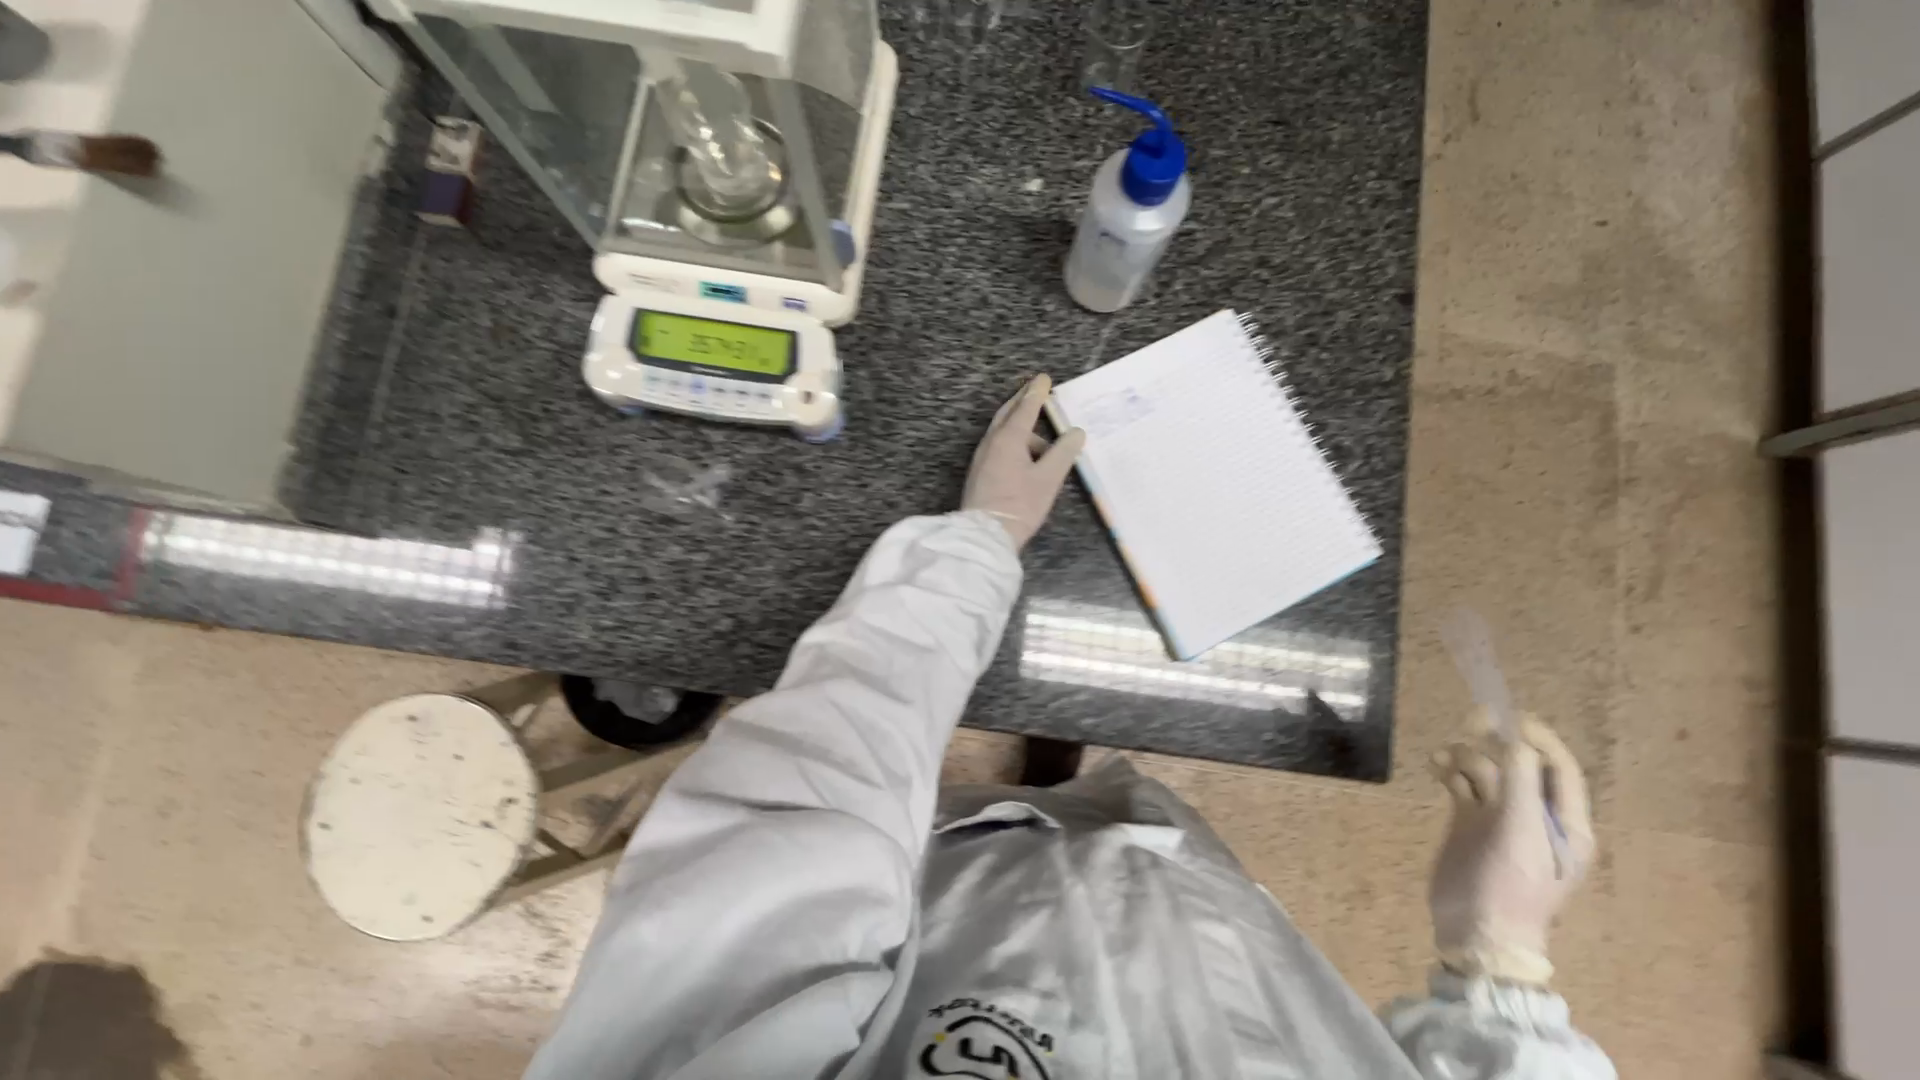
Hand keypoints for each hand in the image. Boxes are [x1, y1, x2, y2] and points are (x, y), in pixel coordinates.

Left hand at [963, 375, 1085, 549]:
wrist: (985, 535)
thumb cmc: (1019, 504)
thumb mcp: (1048, 479)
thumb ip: (1063, 453)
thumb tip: (1076, 432)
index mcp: (1008, 439)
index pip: (1025, 409)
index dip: (1036, 393)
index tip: (1044, 379)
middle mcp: (991, 443)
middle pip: (1007, 415)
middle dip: (1022, 401)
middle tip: (1035, 390)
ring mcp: (982, 458)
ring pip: (1002, 433)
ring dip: (1021, 428)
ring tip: (1044, 442)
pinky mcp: (980, 473)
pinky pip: (999, 447)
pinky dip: (1014, 442)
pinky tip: (1026, 458)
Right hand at [1427, 712, 1594, 984]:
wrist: (1477, 933)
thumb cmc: (1510, 886)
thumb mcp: (1520, 834)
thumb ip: (1519, 784)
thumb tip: (1514, 738)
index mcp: (1566, 824)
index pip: (1560, 768)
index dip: (1538, 738)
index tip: (1510, 716)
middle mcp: (1535, 816)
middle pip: (1520, 764)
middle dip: (1497, 742)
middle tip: (1471, 721)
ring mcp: (1500, 820)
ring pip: (1487, 771)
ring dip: (1467, 756)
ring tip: (1444, 755)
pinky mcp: (1469, 824)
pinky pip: (1462, 786)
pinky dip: (1450, 771)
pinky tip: (1434, 767)